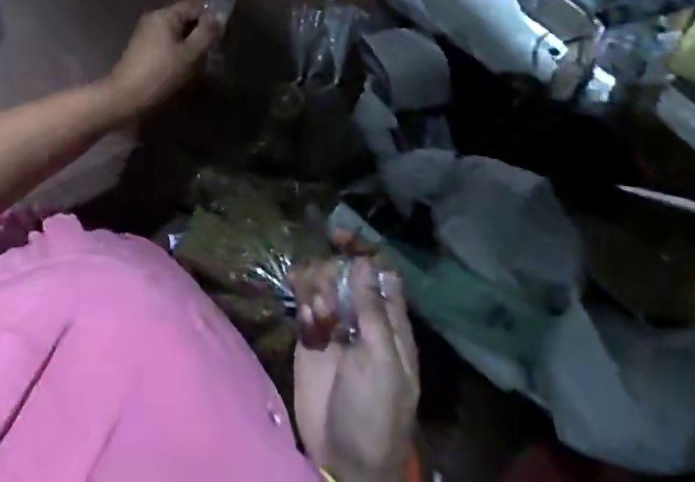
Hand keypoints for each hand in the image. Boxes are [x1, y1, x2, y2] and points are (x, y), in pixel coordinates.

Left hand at [102, 0, 219, 113]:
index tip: (222, 33)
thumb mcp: (190, 54)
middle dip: (200, 31)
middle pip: (185, 17)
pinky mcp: (143, 48)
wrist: (126, 97)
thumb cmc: (161, 74)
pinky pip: (167, 42)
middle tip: (212, 50)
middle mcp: (153, 18)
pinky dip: (178, 51)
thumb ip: (206, 32)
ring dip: (190, 44)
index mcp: (164, 15)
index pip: (194, 5)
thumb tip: (217, 17)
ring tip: (199, 62)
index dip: (211, 15)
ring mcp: (146, 33)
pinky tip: (184, 68)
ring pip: (177, 32)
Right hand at [292, 256, 419, 481]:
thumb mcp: (381, 362)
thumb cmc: (375, 412)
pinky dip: (302, 301)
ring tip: (316, 315)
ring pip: (321, 283)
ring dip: (315, 287)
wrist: (344, 457)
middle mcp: (363, 319)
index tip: (338, 236)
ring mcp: (335, 328)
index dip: (362, 251)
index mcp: (392, 325)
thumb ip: (372, 311)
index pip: (380, 274)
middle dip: (331, 272)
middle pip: (344, 272)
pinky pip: (304, 302)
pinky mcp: (310, 338)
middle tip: (325, 297)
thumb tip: (364, 263)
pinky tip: (305, 318)